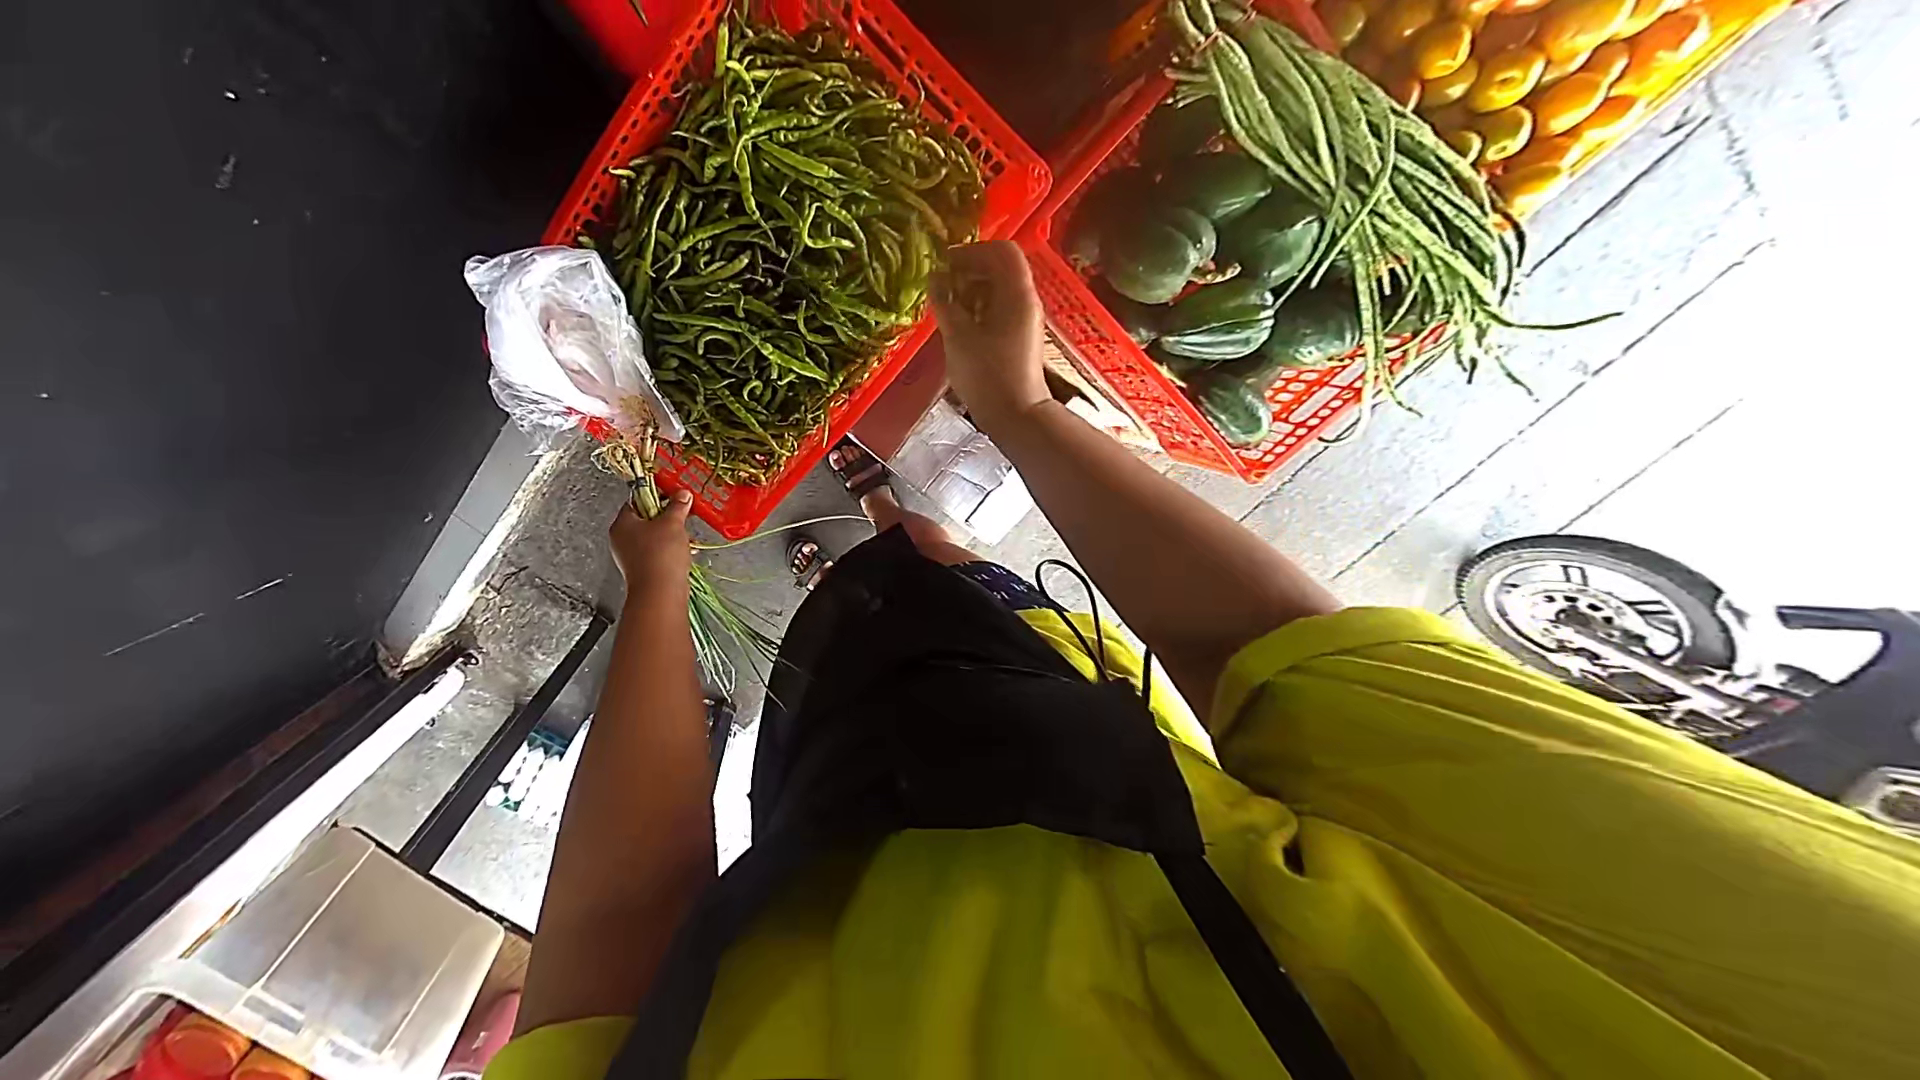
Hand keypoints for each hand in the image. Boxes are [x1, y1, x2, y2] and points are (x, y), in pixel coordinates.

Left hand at [609, 491, 691, 595]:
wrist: (660, 592)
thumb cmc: (661, 554)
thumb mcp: (673, 523)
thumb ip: (677, 506)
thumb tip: (682, 493)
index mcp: (622, 523)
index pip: (636, 500)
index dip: (655, 495)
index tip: (672, 495)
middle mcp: (621, 539)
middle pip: (644, 519)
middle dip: (666, 517)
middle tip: (682, 515)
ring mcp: (630, 556)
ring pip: (652, 537)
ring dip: (670, 534)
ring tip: (686, 535)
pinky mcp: (641, 569)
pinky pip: (656, 552)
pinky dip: (670, 550)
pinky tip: (685, 551)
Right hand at [931, 241, 1050, 433]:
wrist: (1017, 416)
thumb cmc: (987, 375)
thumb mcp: (958, 335)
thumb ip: (944, 301)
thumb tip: (935, 277)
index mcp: (1017, 294)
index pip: (1001, 250)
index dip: (971, 251)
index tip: (945, 264)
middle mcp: (1026, 302)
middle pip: (1000, 269)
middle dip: (969, 272)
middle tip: (943, 287)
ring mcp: (1025, 322)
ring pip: (999, 291)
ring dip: (972, 292)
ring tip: (948, 309)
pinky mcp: (1020, 340)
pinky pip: (1000, 312)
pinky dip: (979, 311)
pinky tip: (961, 327)